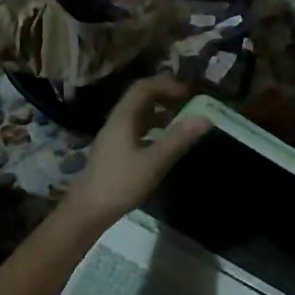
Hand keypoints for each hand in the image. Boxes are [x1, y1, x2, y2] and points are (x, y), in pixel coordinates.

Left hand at [61, 76, 211, 225]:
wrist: (89, 209)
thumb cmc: (121, 183)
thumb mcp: (154, 162)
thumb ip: (178, 139)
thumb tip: (205, 119)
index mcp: (123, 117)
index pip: (144, 88)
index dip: (167, 85)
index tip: (190, 93)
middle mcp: (117, 121)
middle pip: (141, 98)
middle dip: (165, 96)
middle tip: (189, 103)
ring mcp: (114, 136)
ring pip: (139, 114)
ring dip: (160, 112)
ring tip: (182, 120)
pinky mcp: (115, 150)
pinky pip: (137, 129)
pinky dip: (154, 128)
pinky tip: (165, 142)